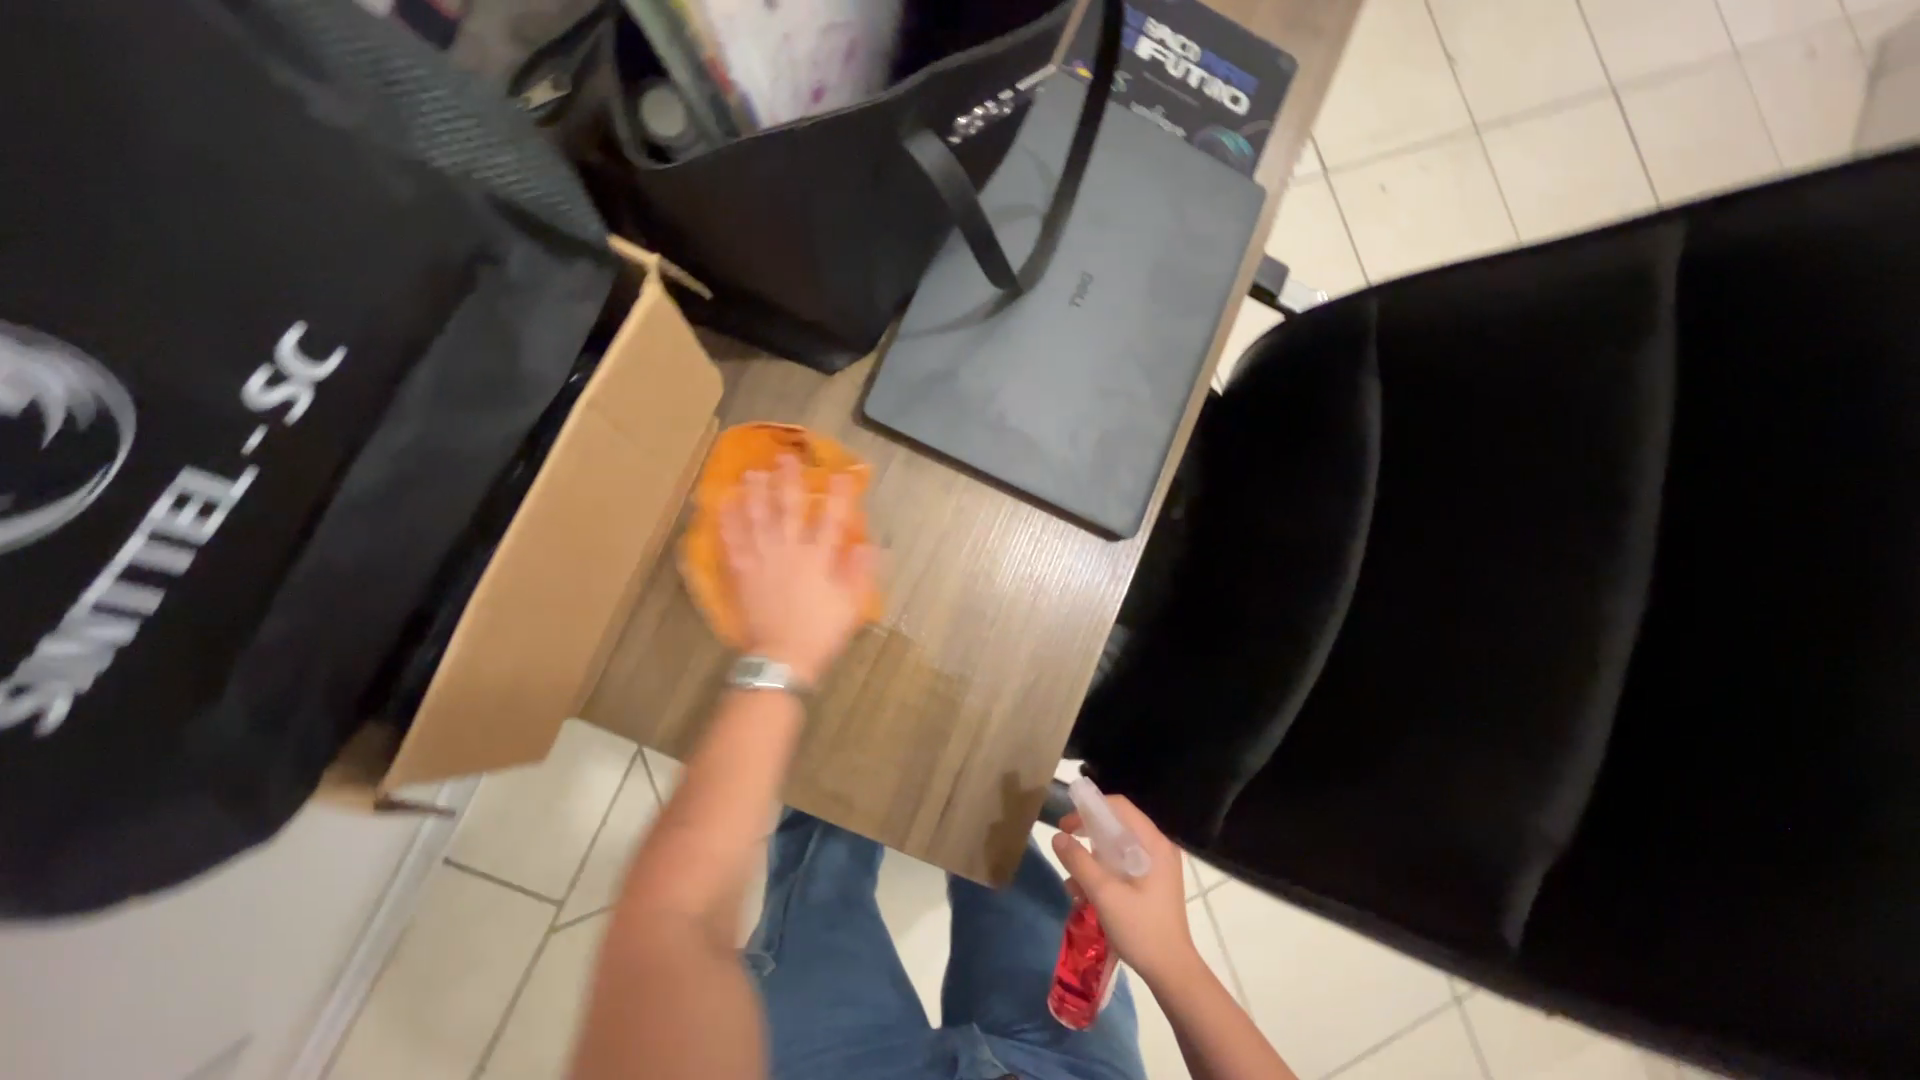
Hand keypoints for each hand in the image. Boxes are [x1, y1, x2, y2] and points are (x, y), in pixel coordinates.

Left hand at [719, 454, 877, 684]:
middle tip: (784, 458)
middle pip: (788, 509)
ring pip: (757, 518)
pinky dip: (727, 521)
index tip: (841, 473)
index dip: (838, 494)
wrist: (781, 658)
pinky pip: (731, 541)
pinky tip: (723, 505)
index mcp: (818, 558)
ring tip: (751, 473)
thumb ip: (859, 572)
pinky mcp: (740, 573)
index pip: (831, 518)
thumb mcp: (851, 606)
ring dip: (755, 493)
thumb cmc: (821, 633)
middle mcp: (789, 551)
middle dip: (788, 481)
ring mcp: (761, 560)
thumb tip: (868, 543)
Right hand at [1051, 795, 1204, 988]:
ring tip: (1074, 884)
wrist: (1171, 971)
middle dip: (1087, 836)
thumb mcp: (1105, 894)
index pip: (1119, 807)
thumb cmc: (1141, 929)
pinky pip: (1122, 867)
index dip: (1089, 809)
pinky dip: (1103, 874)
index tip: (1066, 825)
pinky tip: (1085, 897)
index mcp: (1154, 844)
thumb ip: (1080, 862)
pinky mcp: (1151, 884)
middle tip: (1064, 848)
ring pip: (1117, 849)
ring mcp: (1156, 868)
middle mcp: (1157, 849)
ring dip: (1092, 861)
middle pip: (1117, 826)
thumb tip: (1057, 837)